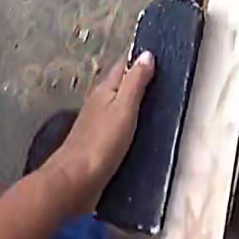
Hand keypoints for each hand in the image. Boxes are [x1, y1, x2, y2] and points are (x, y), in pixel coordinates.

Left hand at [41, 51, 154, 204]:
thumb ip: (136, 81)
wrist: (72, 184)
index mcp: (106, 90)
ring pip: (120, 103)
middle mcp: (99, 102)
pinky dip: (131, 120)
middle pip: (122, 83)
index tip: (161, 54)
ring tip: (159, 100)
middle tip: (166, 77)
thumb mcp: (124, 107)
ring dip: (136, 100)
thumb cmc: (101, 143)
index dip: (141, 58)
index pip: (124, 64)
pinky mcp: (98, 143)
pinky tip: (142, 128)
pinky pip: (119, 123)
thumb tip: (146, 54)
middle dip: (140, 78)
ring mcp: (97, 123)